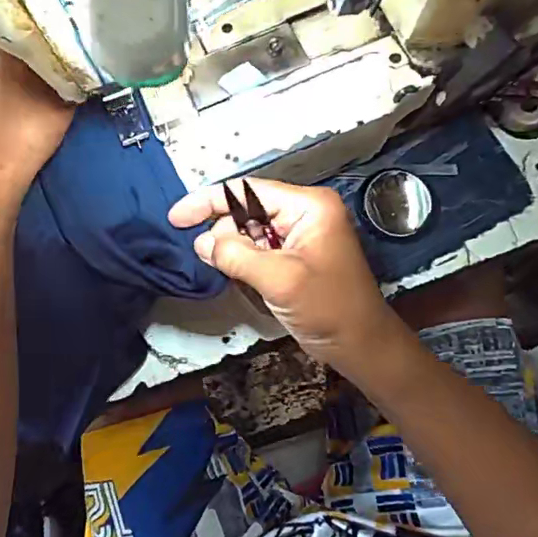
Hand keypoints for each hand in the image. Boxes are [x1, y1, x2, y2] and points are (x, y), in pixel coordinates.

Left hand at [0, 19, 74, 204]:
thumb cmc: (24, 128)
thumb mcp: (63, 89)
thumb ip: (73, 59)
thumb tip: (85, 39)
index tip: (68, 0)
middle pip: (8, 10)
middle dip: (32, 17)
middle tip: (61, 26)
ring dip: (17, 38)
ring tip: (44, 48)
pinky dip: (3, 56)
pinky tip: (22, 70)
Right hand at [168, 179, 402, 367]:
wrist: (361, 345)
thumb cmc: (329, 308)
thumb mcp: (278, 279)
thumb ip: (236, 255)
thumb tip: (201, 242)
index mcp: (308, 206)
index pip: (246, 191)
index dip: (208, 201)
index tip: (177, 218)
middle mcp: (303, 212)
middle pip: (245, 210)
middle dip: (223, 233)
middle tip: (211, 260)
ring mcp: (300, 234)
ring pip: (249, 231)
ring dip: (234, 251)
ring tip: (237, 275)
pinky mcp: (295, 255)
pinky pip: (259, 249)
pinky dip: (244, 261)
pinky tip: (244, 278)